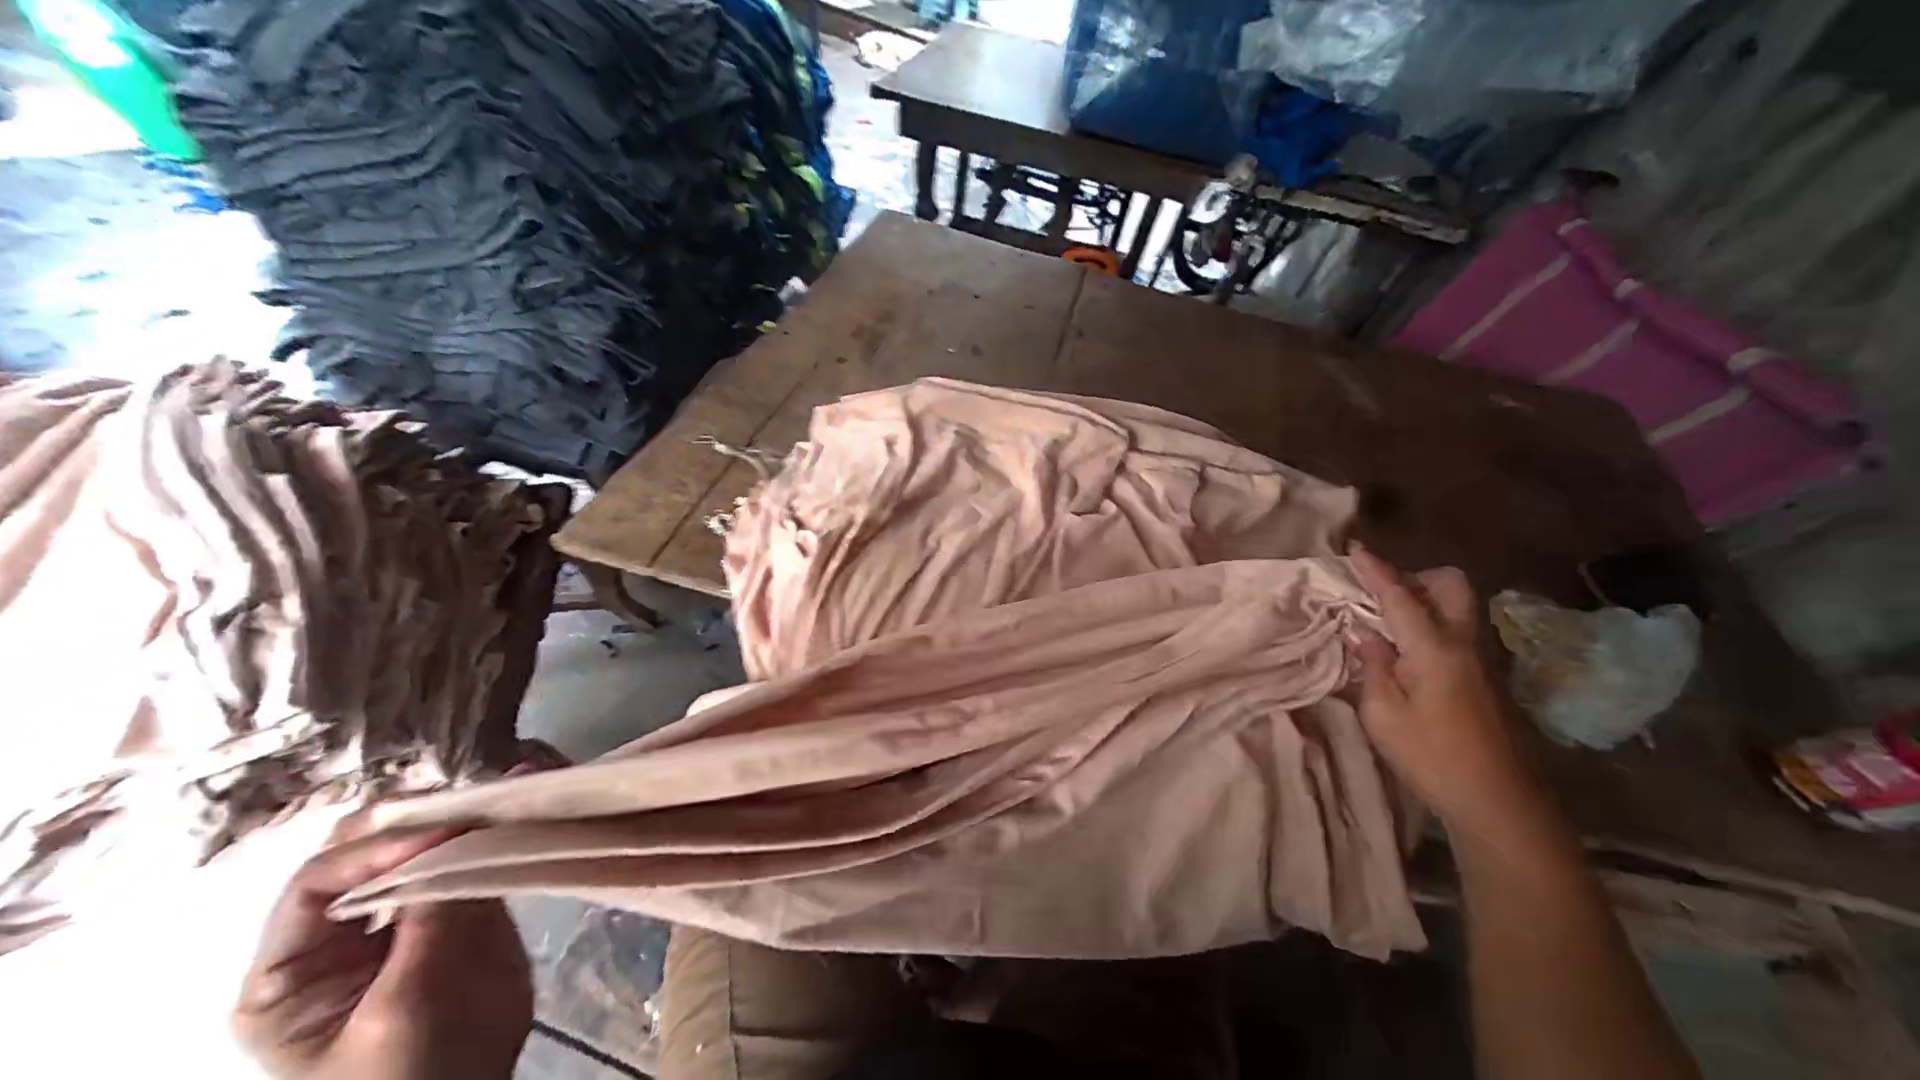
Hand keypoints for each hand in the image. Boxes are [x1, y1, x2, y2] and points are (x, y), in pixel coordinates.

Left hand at [233, 821, 532, 1079]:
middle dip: (417, 821)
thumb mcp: (405, 1007)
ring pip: (424, 856)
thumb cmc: (409, 1078)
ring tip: (507, 788)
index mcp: (291, 972)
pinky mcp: (460, 921)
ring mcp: (405, 926)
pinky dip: (496, 839)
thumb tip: (465, 837)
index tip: (445, 828)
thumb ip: (431, 921)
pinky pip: (471, 870)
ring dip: (463, 820)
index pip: (318, 883)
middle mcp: (343, 937)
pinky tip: (521, 809)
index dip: (377, 849)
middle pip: (368, 857)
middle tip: (471, 798)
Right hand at [1348, 543, 1548, 843]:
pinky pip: (1460, 631)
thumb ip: (1374, 667)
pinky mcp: (1488, 679)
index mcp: (1434, 649)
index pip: (1400, 596)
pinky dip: (1434, 625)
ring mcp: (1483, 661)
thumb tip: (1367, 637)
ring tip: (1390, 622)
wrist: (1499, 802)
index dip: (1375, 570)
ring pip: (1459, 607)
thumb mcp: (1384, 715)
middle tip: (1383, 593)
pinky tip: (1410, 653)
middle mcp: (1464, 644)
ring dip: (1427, 600)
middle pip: (1451, 585)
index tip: (1354, 547)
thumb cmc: (1432, 757)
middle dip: (1416, 576)